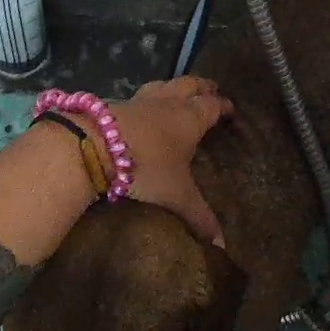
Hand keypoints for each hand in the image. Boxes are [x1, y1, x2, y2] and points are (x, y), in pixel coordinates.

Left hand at [96, 77, 234, 246]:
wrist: (98, 144)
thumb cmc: (148, 166)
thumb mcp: (177, 195)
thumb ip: (200, 217)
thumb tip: (222, 246)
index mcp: (190, 118)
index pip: (213, 105)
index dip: (224, 106)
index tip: (231, 109)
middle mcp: (169, 102)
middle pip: (190, 85)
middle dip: (203, 87)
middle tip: (211, 90)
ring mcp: (142, 99)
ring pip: (165, 84)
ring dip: (175, 86)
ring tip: (180, 93)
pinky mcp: (119, 102)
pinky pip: (141, 95)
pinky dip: (150, 97)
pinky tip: (146, 108)